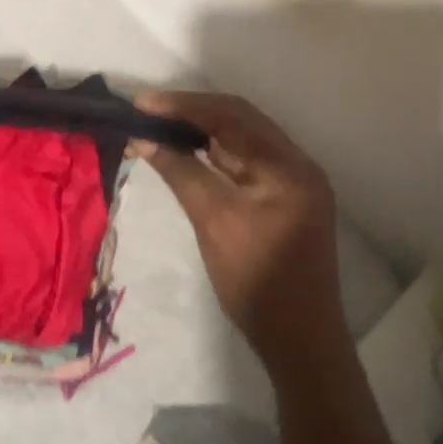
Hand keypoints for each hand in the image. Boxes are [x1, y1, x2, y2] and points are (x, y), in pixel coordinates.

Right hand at [135, 91, 340, 359]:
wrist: (300, 340)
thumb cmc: (257, 280)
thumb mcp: (213, 221)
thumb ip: (181, 172)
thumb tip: (144, 138)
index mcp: (289, 165)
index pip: (232, 115)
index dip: (185, 105)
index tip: (143, 104)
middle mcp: (297, 165)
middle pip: (241, 121)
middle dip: (193, 112)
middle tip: (148, 112)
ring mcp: (293, 184)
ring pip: (243, 141)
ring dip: (203, 131)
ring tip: (160, 127)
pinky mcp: (284, 201)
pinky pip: (246, 164)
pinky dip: (214, 155)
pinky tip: (188, 154)